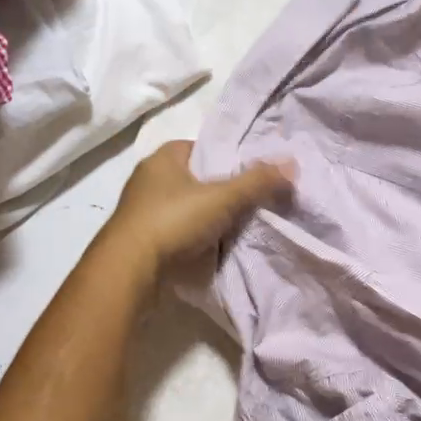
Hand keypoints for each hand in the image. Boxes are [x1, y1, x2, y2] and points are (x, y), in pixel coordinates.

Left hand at [95, 140, 293, 274]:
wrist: (128, 271)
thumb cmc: (173, 221)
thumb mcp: (222, 198)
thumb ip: (257, 182)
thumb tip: (292, 164)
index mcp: (162, 158)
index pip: (202, 148)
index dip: (227, 159)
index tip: (250, 176)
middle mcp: (148, 178)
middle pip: (195, 179)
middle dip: (219, 191)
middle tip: (249, 203)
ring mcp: (141, 210)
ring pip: (185, 207)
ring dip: (205, 217)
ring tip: (235, 228)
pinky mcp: (140, 239)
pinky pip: (175, 231)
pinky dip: (192, 237)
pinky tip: (210, 248)